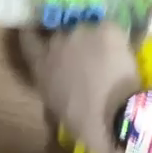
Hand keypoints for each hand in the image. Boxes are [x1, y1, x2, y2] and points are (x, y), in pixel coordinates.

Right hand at [19, 24, 151, 152]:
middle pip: (60, 32)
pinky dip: (115, 40)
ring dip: (93, 39)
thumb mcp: (58, 106)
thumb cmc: (86, 125)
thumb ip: (54, 84)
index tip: (41, 33)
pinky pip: (109, 29)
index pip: (28, 40)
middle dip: (70, 41)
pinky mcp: (106, 28)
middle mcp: (57, 42)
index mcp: (41, 66)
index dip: (34, 34)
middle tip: (85, 54)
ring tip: (108, 56)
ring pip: (87, 28)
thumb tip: (62, 79)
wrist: (118, 117)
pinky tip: (122, 54)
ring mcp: (81, 32)